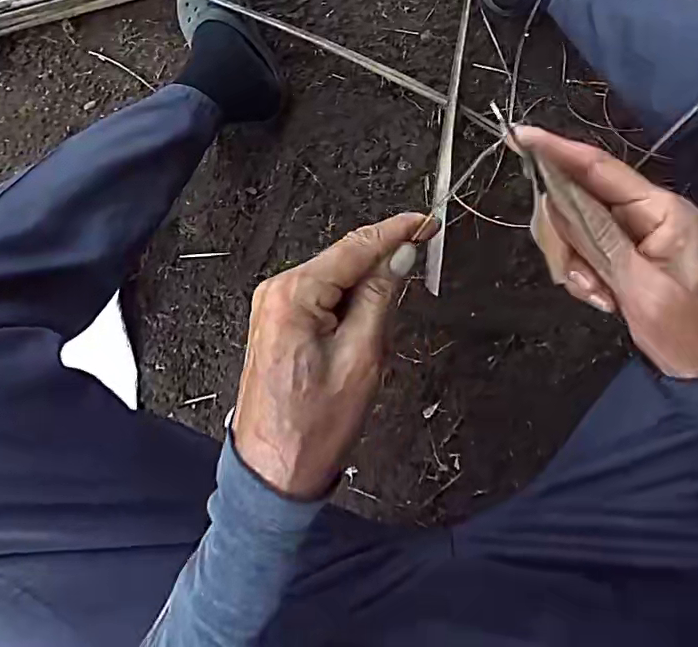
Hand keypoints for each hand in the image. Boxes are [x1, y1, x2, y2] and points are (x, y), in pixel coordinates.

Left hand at [231, 212, 425, 498]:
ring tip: (394, 304)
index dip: (396, 231)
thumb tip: (399, 256)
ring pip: (335, 277)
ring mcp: (273, 304)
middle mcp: (277, 291)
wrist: (271, 474)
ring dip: (368, 282)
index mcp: (293, 294)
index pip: (355, 247)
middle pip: (343, 258)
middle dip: (383, 257)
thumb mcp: (361, 358)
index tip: (425, 222)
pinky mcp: (277, 320)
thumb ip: (380, 297)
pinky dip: (349, 298)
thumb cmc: (311, 428)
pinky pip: (322, 295)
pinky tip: (367, 316)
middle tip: (423, 251)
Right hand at [514, 125, 697, 378]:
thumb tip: (558, 199)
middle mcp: (639, 210)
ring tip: (595, 293)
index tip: (518, 135)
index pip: (597, 167)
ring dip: (568, 260)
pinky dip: (575, 272)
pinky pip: (573, 246)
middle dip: (562, 236)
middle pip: (570, 196)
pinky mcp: (613, 249)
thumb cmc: (692, 328)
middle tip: (572, 275)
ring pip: (565, 223)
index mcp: (658, 209)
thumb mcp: (645, 288)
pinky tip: (599, 297)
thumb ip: (601, 240)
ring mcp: (624, 229)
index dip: (555, 149)